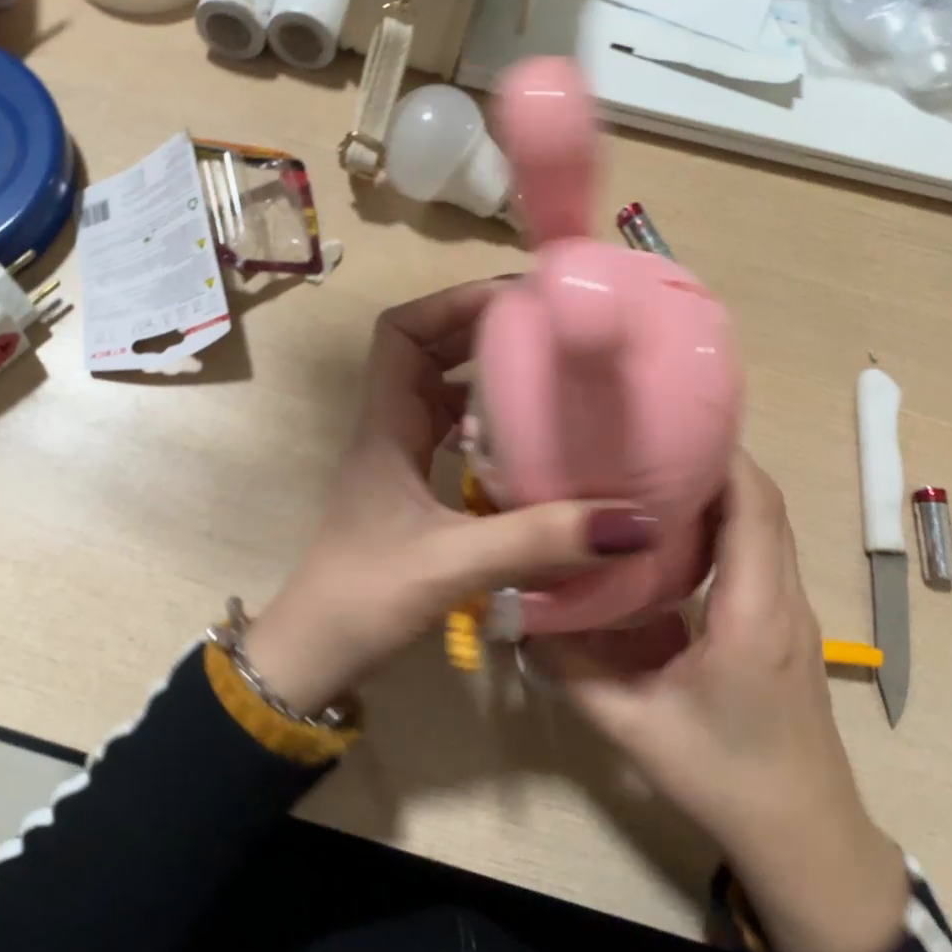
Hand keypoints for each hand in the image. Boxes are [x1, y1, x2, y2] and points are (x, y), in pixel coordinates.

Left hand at [245, 280, 654, 715]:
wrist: (315, 650)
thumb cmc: (365, 596)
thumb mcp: (452, 563)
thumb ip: (537, 540)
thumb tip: (635, 522)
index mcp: (383, 429)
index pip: (399, 334)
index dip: (448, 303)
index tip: (515, 301)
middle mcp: (385, 435)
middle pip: (422, 356)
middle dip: (478, 333)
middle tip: (550, 334)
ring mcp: (393, 467)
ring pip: (435, 399)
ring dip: (483, 381)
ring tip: (549, 379)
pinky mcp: (405, 498)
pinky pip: (444, 441)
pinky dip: (482, 430)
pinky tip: (526, 449)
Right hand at [540, 454, 906, 951]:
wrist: (801, 835)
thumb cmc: (723, 778)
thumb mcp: (630, 725)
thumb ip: (571, 667)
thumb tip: (517, 615)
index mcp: (753, 614)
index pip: (751, 507)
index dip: (715, 457)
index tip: (656, 426)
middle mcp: (782, 600)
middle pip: (760, 504)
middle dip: (705, 462)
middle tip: (632, 444)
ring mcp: (788, 613)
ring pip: (760, 528)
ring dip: (711, 494)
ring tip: (640, 479)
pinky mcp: (779, 628)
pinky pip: (753, 557)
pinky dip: (716, 530)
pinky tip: (659, 542)